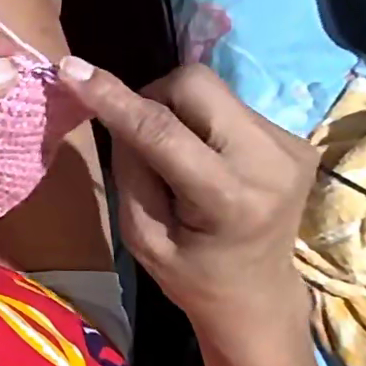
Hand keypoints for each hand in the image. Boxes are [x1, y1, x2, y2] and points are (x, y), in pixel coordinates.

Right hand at [57, 60, 318, 365]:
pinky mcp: (295, 137)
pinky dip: (197, 120)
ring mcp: (291, 144)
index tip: (71, 69)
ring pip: (210, 89)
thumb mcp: (140, 235)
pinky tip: (200, 156)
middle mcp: (271, 161)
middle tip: (134, 133)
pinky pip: (226, 104)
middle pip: (195, 84)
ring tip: (171, 154)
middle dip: (151, 96)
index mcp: (230, 199)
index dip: (112, 97)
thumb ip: (130, 170)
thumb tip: (117, 111)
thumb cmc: (190, 275)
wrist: (259, 296)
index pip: (160, 130)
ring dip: (174, 110)